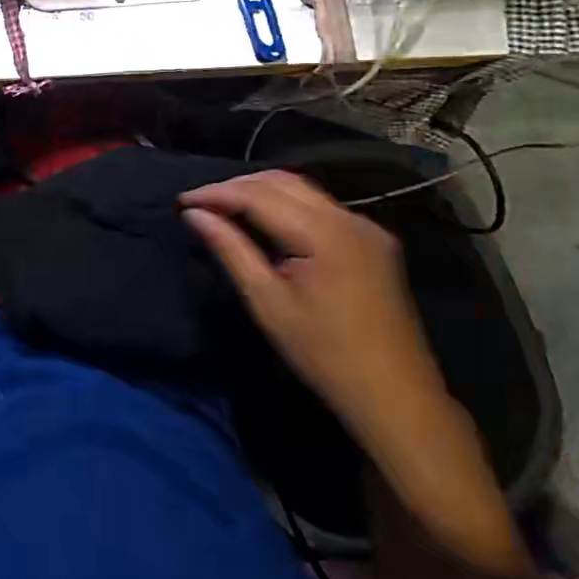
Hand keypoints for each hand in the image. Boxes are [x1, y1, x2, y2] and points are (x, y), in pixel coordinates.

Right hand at [180, 171, 446, 439]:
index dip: (217, 194)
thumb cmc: (325, 355)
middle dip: (236, 186)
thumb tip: (194, 215)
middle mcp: (349, 218)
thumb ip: (231, 249)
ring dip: (260, 191)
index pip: (258, 195)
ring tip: (223, 206)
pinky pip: (320, 206)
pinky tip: (263, 219)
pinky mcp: (373, 240)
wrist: (397, 397)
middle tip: (199, 202)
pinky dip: (285, 204)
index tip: (182, 201)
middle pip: (282, 182)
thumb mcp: (267, 302)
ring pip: (302, 190)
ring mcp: (366, 227)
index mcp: (324, 233)